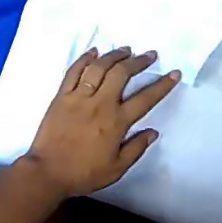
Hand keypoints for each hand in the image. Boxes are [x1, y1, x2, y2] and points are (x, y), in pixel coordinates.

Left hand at [21, 48, 180, 196]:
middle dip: (138, 61)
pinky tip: (94, 51)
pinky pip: (74, 71)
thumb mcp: (116, 168)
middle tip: (149, 55)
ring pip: (99, 67)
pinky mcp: (61, 96)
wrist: (48, 171)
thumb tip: (152, 132)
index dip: (162, 85)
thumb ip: (136, 148)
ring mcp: (78, 97)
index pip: (145, 98)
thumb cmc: (84, 172)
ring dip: (114, 55)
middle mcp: (100, 103)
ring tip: (126, 50)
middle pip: (122, 73)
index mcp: (116, 122)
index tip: (173, 73)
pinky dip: (84, 58)